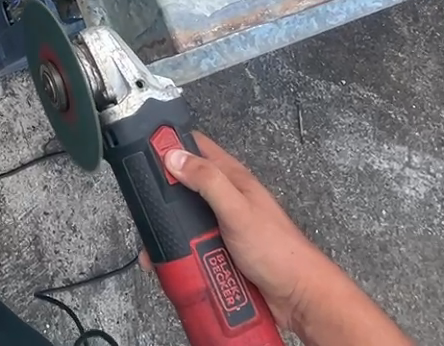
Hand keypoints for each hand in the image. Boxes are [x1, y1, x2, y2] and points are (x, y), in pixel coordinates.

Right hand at [161, 132, 339, 328]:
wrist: (300, 300)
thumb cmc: (279, 251)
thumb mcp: (238, 210)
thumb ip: (208, 181)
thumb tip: (174, 156)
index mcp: (231, 178)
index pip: (195, 146)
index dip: (170, 143)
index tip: (144, 149)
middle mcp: (224, 198)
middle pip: (182, 187)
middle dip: (162, 199)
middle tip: (145, 210)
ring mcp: (221, 226)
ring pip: (184, 222)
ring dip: (169, 234)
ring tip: (155, 251)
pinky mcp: (219, 252)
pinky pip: (191, 248)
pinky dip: (178, 256)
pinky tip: (170, 267)